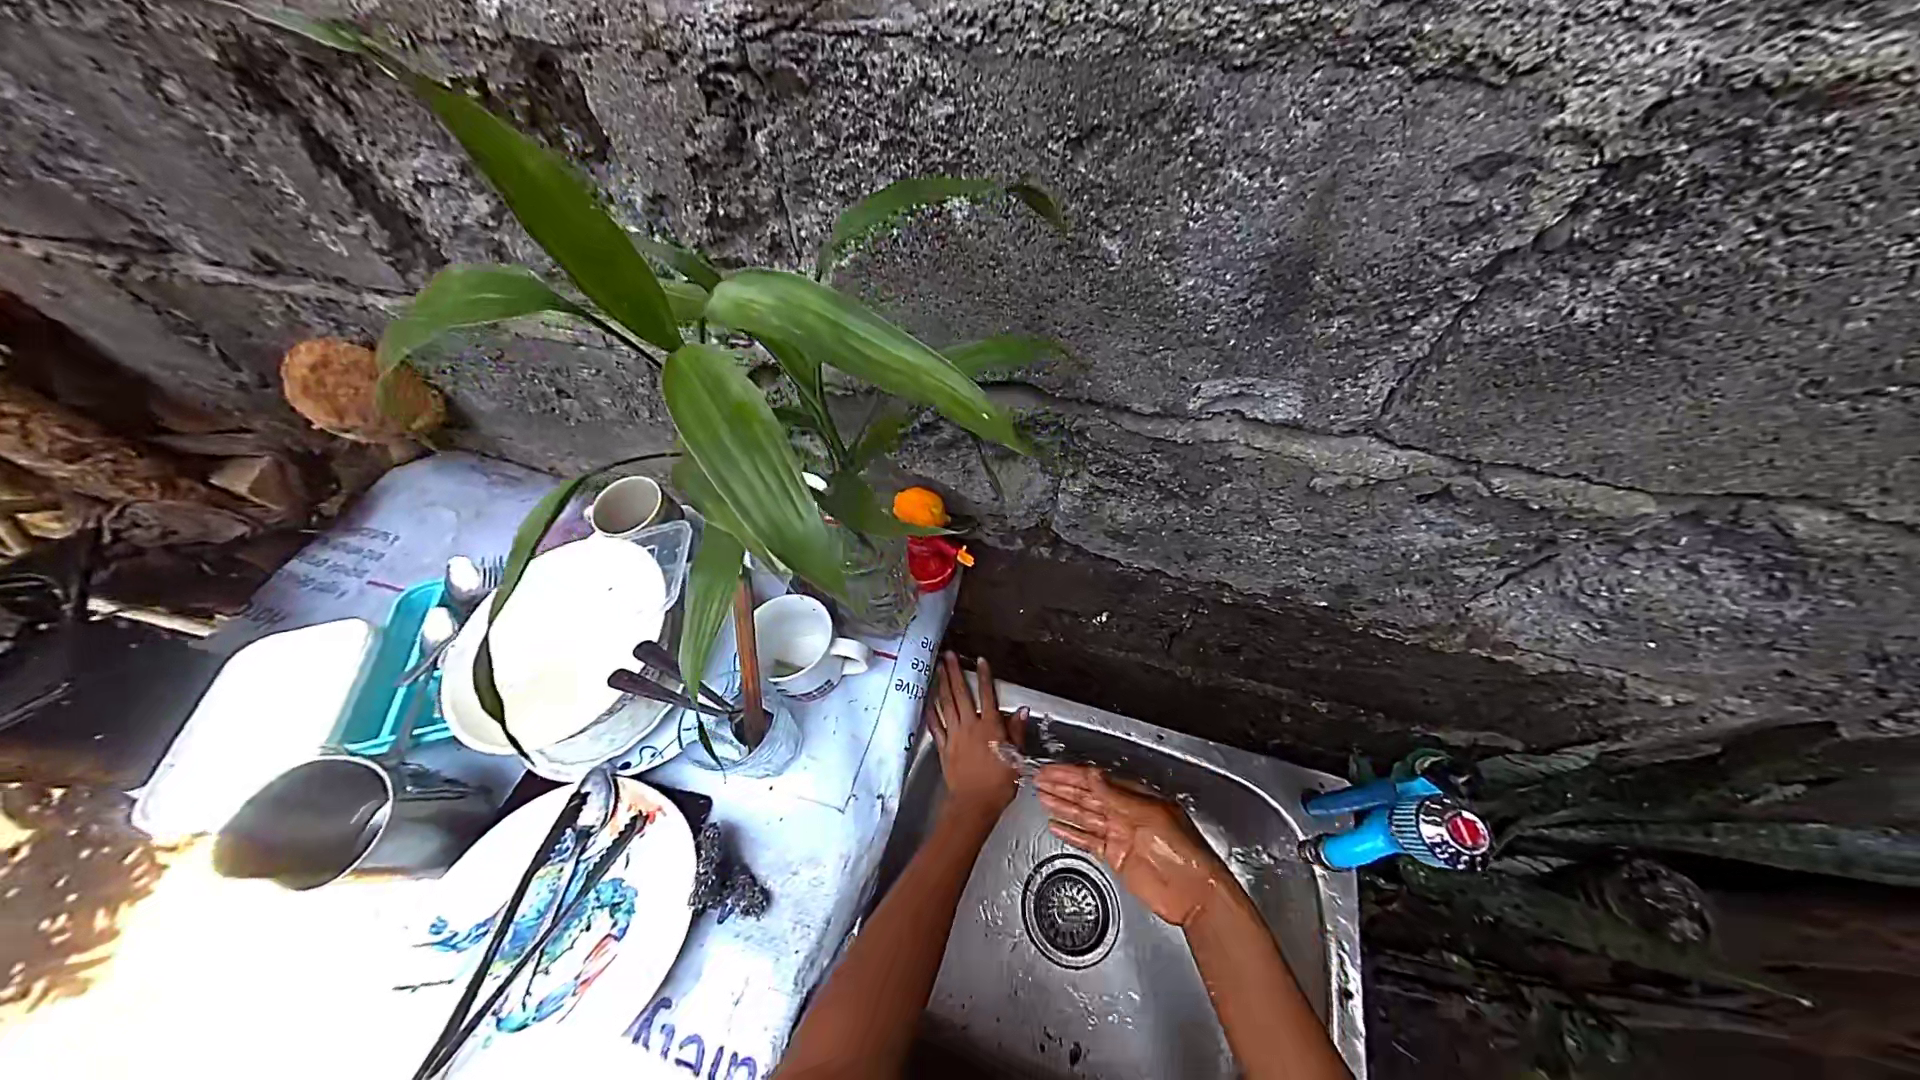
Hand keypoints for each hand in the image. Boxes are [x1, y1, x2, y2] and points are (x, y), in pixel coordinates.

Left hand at [926, 652, 1025, 817]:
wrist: (975, 803)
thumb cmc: (1000, 783)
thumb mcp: (1017, 756)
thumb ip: (1017, 732)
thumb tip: (1022, 711)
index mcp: (991, 727)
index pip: (987, 695)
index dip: (984, 676)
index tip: (980, 660)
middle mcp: (970, 726)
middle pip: (961, 694)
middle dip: (954, 672)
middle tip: (949, 655)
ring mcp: (954, 736)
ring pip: (946, 704)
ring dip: (942, 685)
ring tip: (939, 669)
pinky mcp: (944, 747)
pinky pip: (936, 726)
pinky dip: (932, 713)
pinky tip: (929, 702)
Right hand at [1035, 764, 1233, 925]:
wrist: (1197, 896)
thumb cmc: (1185, 854)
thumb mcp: (1150, 817)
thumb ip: (1117, 797)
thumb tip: (1093, 775)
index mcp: (1136, 797)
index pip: (1097, 781)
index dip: (1072, 775)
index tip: (1051, 771)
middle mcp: (1127, 813)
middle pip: (1088, 796)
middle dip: (1062, 787)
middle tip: (1039, 780)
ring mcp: (1121, 835)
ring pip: (1085, 816)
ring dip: (1063, 806)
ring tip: (1043, 798)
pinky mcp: (1117, 856)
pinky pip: (1089, 841)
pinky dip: (1072, 833)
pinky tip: (1057, 826)